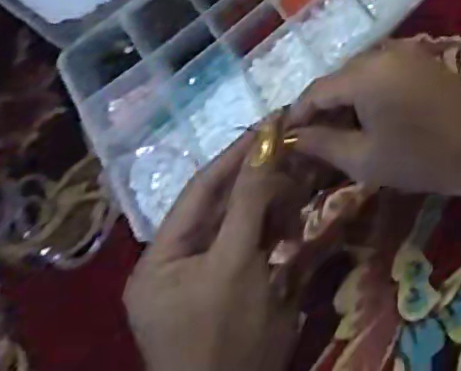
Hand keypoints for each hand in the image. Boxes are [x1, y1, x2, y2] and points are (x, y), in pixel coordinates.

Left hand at [123, 128, 297, 370]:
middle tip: (297, 154)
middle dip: (260, 180)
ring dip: (272, 204)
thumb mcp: (235, 264)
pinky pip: (254, 243)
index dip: (237, 154)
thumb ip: (248, 200)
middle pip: (222, 203)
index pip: (200, 189)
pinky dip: (275, 228)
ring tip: (300, 196)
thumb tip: (263, 141)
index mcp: (160, 259)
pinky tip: (295, 224)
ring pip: (242, 220)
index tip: (272, 123)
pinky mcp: (234, 287)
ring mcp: (207, 276)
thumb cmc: (223, 338)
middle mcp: (178, 262)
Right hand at [287, 41, 460, 195]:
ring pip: (361, 71)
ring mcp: (404, 51)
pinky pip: (383, 68)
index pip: (317, 90)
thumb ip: (324, 144)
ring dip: (347, 96)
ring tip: (340, 131)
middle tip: (312, 140)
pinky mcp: (420, 57)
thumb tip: (294, 138)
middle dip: (323, 105)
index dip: (299, 115)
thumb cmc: (420, 156)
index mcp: (364, 74)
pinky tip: (370, 115)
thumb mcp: (365, 158)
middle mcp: (382, 53)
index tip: (286, 140)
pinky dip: (370, 88)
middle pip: (339, 77)